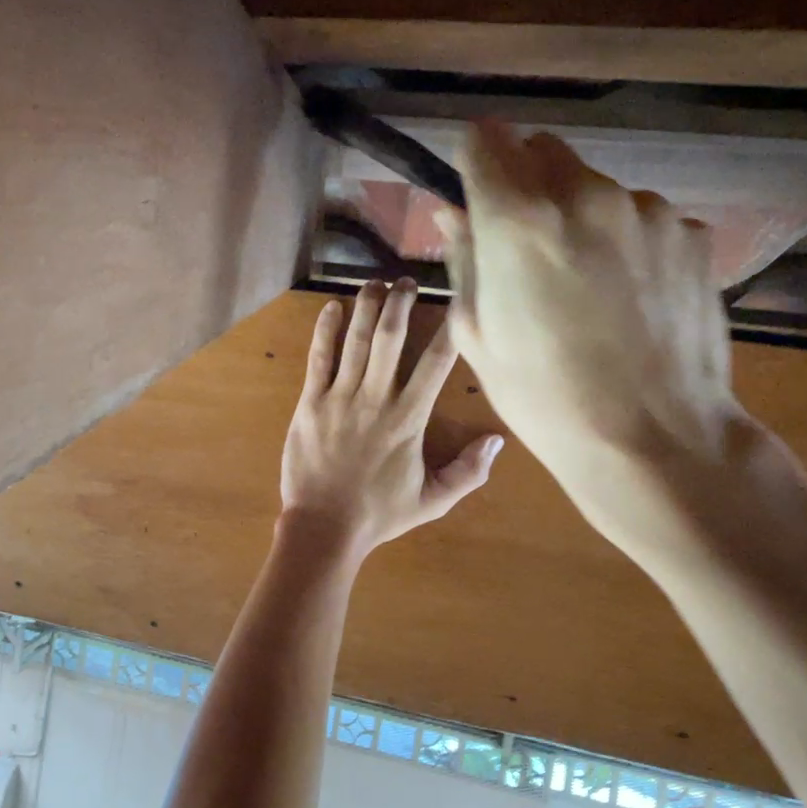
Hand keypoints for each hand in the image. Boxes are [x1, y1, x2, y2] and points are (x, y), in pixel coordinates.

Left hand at [280, 278, 503, 555]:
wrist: (323, 526)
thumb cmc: (379, 514)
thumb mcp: (432, 500)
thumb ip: (468, 472)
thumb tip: (497, 441)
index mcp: (409, 419)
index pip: (436, 363)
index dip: (449, 329)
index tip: (458, 301)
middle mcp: (376, 399)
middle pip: (391, 338)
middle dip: (401, 303)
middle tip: (407, 281)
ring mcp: (340, 398)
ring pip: (356, 341)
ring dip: (366, 307)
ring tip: (375, 283)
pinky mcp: (309, 403)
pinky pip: (318, 359)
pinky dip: (325, 331)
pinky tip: (331, 308)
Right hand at [435, 120, 743, 503]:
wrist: (654, 438)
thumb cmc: (542, 395)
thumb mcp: (477, 332)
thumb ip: (464, 257)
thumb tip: (452, 211)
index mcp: (517, 220)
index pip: (484, 141)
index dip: (473, 157)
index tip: (472, 182)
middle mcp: (584, 196)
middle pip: (542, 150)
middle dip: (523, 179)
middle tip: (522, 240)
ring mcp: (647, 211)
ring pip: (594, 185)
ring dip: (577, 211)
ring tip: (582, 278)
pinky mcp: (692, 233)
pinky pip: (641, 216)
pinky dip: (625, 237)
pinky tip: (627, 293)